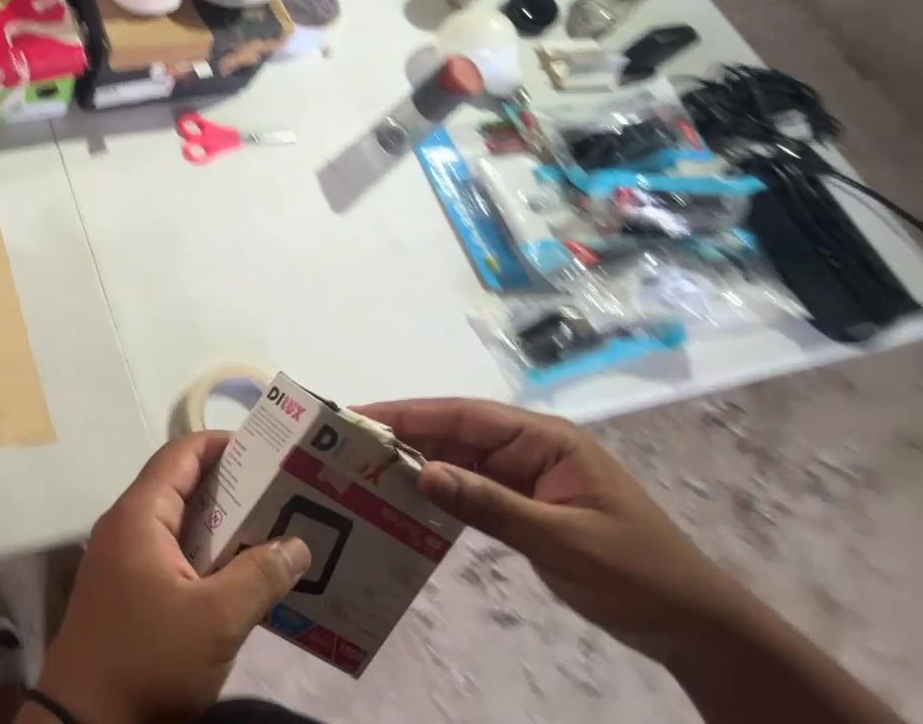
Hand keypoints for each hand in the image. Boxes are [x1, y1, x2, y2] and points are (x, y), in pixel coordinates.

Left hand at [33, 432, 311, 723]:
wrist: (86, 718)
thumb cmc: (148, 658)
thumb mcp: (215, 619)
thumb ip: (259, 576)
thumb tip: (295, 543)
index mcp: (138, 515)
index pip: (180, 456)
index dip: (221, 445)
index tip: (268, 449)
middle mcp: (126, 527)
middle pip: (181, 487)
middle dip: (232, 486)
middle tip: (286, 492)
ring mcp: (124, 560)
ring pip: (180, 525)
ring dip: (223, 526)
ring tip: (277, 530)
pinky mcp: (129, 592)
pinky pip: (174, 556)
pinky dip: (208, 556)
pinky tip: (244, 576)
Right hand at [356, 398, 748, 660]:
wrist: (697, 628)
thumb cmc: (640, 574)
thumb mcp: (564, 540)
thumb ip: (491, 505)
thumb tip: (422, 473)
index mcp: (547, 440)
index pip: (465, 416)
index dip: (409, 413)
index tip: (358, 416)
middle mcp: (531, 448)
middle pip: (453, 432)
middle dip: (402, 435)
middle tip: (344, 443)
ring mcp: (525, 476)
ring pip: (456, 459)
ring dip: (413, 464)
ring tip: (360, 467)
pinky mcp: (522, 504)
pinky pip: (467, 488)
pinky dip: (435, 491)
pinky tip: (400, 499)